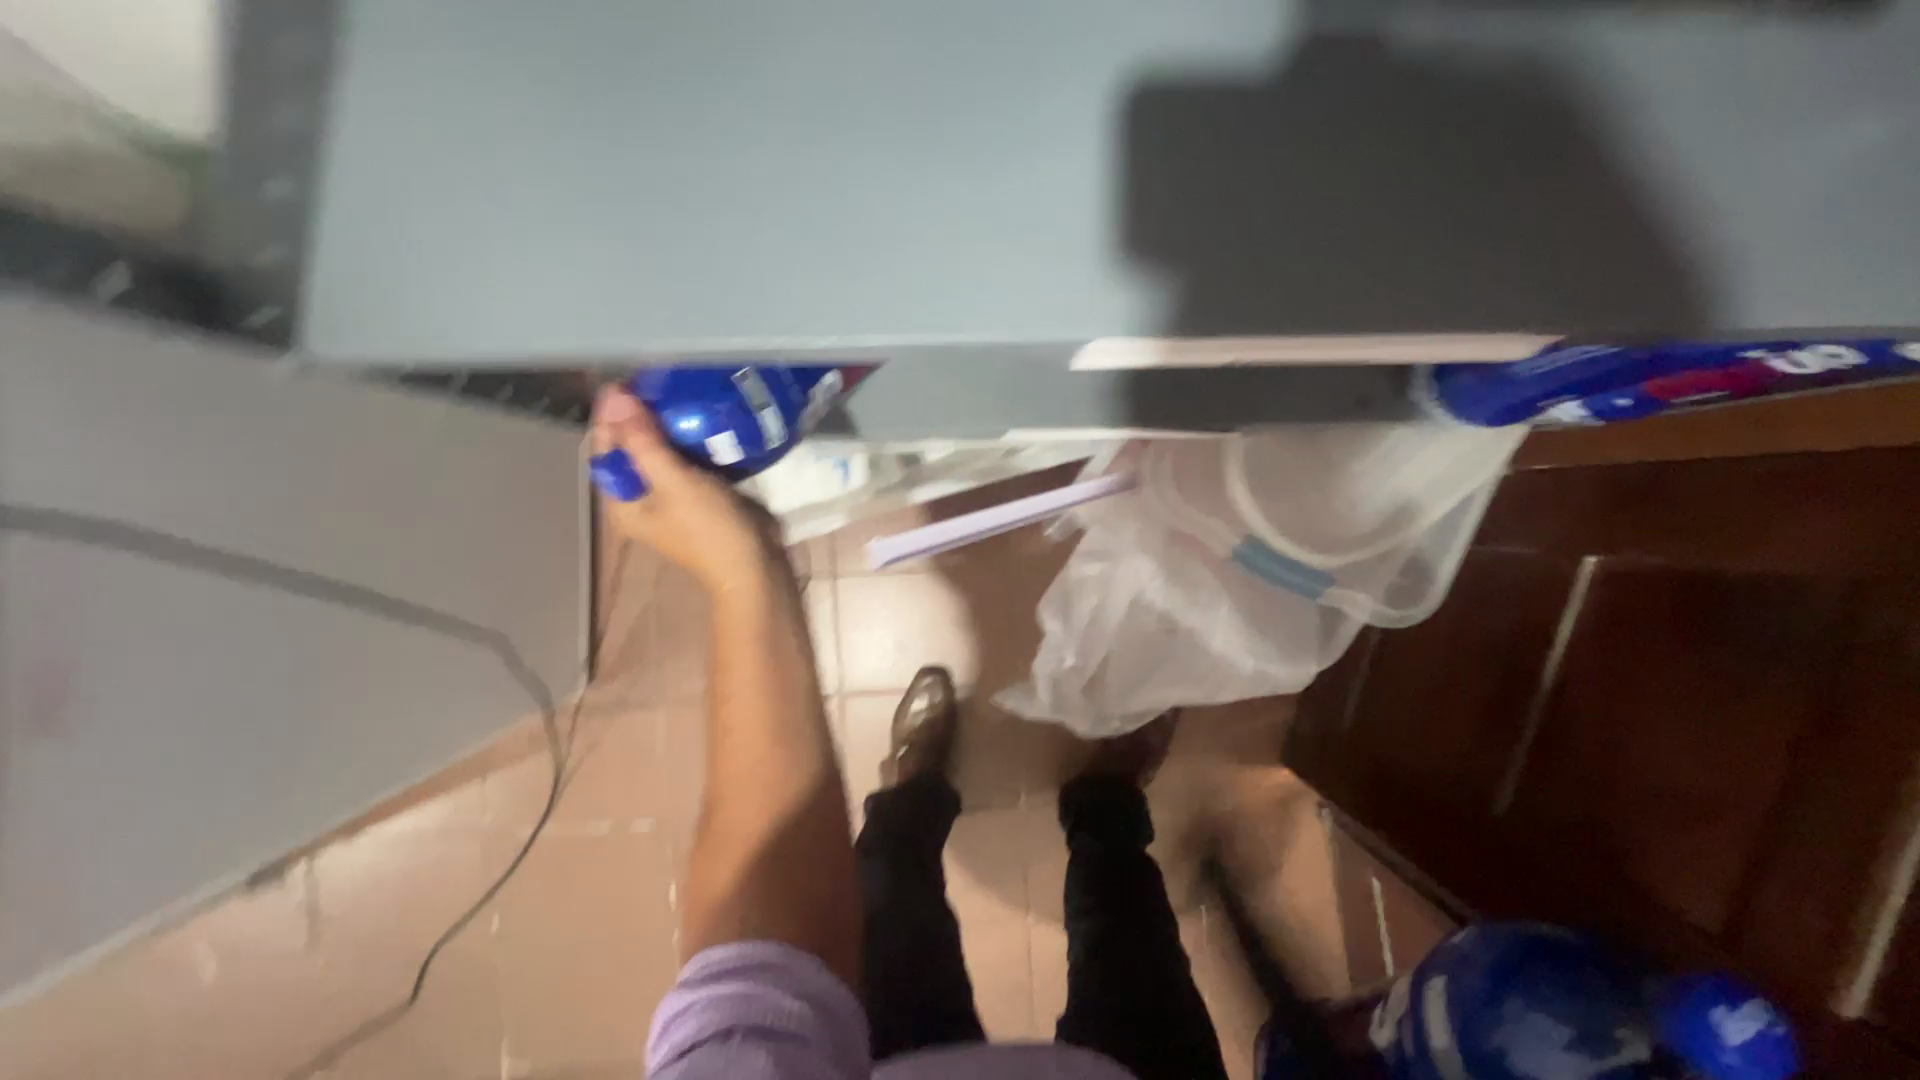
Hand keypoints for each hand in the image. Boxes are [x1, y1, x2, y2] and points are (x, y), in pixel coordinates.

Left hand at [591, 384, 781, 592]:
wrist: (757, 567)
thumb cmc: (710, 530)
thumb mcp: (674, 484)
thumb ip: (643, 442)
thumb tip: (616, 397)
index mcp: (622, 502)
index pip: (604, 450)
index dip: (612, 416)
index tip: (629, 382)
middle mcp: (641, 498)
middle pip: (631, 448)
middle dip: (641, 417)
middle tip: (659, 381)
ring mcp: (671, 496)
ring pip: (660, 451)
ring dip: (668, 425)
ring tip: (681, 391)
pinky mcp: (699, 494)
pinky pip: (687, 459)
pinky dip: (691, 439)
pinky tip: (703, 418)